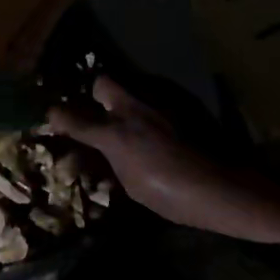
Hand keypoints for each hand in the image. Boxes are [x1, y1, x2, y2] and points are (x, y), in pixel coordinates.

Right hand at [47, 75, 279, 244]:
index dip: (59, 117)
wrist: (226, 186)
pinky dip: (150, 106)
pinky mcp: (180, 100)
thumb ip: (110, 162)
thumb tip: (99, 155)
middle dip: (96, 94)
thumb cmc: (174, 196)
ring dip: (125, 100)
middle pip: (102, 82)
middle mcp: (133, 108)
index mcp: (116, 134)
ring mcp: (158, 100)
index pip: (74, 118)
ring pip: (130, 85)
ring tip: (132, 121)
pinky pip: (155, 94)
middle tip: (101, 112)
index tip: (52, 117)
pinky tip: (160, 126)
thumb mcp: (133, 187)